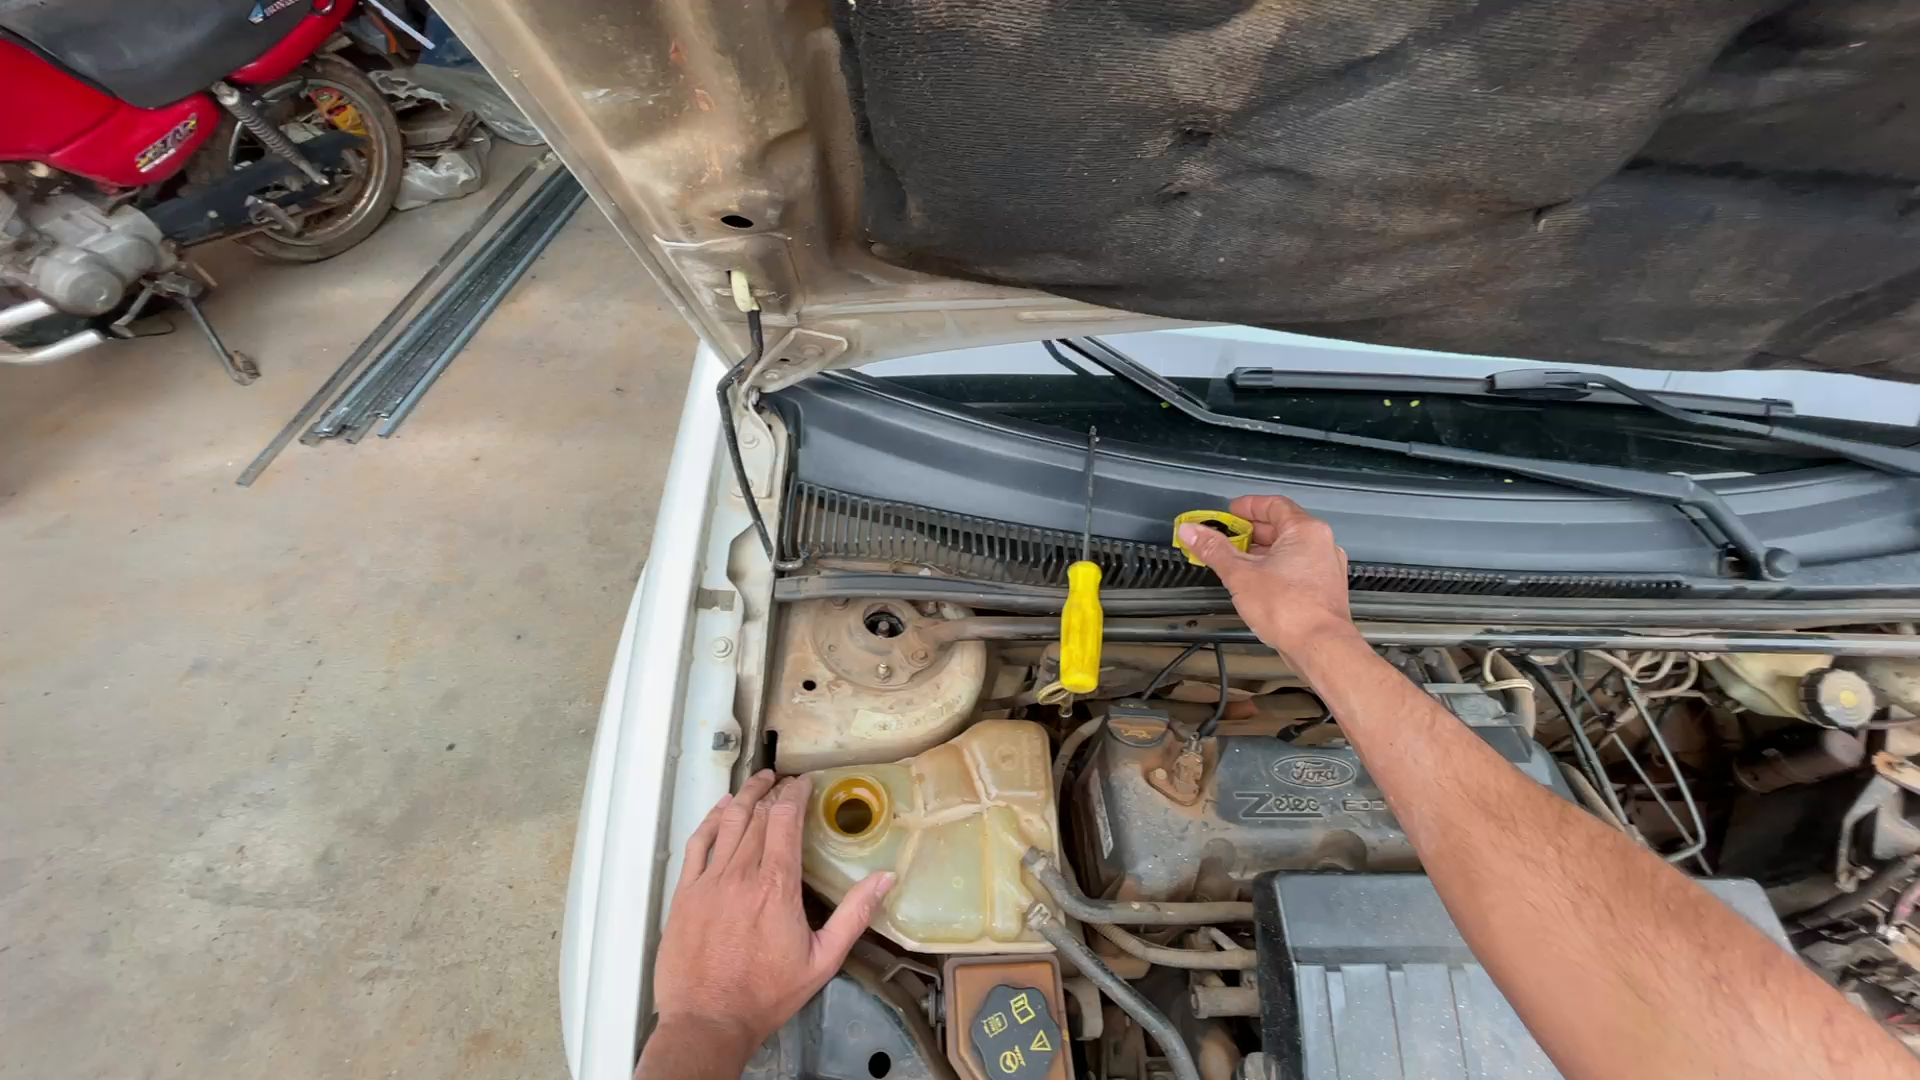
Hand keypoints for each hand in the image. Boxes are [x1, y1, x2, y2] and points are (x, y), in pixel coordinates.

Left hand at [651, 771, 893, 1051]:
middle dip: (775, 792)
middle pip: (759, 815)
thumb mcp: (822, 960)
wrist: (706, 1024)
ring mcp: (709, 880)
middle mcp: (742, 873)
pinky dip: (711, 818)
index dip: (796, 793)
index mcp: (777, 885)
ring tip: (759, 780)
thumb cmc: (767, 994)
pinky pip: (698, 843)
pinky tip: (722, 807)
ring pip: (729, 821)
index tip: (805, 782)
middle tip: (786, 782)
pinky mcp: (685, 893)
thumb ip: (854, 915)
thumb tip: (886, 877)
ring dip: (746, 794)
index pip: (786, 819)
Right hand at [1177, 495, 1352, 654]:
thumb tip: (1191, 530)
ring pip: (1289, 549)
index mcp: (1305, 531)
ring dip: (1261, 551)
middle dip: (1250, 531)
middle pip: (1282, 526)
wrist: (1320, 647)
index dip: (1248, 506)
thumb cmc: (1288, 608)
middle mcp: (1321, 544)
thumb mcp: (1240, 574)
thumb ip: (1214, 549)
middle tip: (1225, 537)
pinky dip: (1274, 568)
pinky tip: (1256, 582)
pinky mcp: (1323, 589)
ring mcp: (1325, 568)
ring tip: (1235, 560)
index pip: (1274, 505)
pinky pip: (1296, 568)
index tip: (1229, 512)